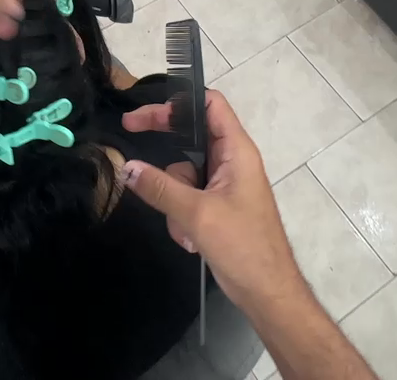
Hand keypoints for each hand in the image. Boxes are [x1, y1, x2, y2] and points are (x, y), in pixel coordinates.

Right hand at [120, 91, 304, 309]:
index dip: (181, 100)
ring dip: (174, 195)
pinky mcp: (219, 205)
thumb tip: (126, 166)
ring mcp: (226, 184)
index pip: (211, 104)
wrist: (270, 297)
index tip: (149, 109)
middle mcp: (232, 160)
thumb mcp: (197, 214)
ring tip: (185, 227)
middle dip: (164, 140)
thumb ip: (160, 187)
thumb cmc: (243, 247)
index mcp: (237, 150)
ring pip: (185, 171)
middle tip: (130, 130)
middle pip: (192, 134)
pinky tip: (190, 240)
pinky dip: (182, 215)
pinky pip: (189, 195)